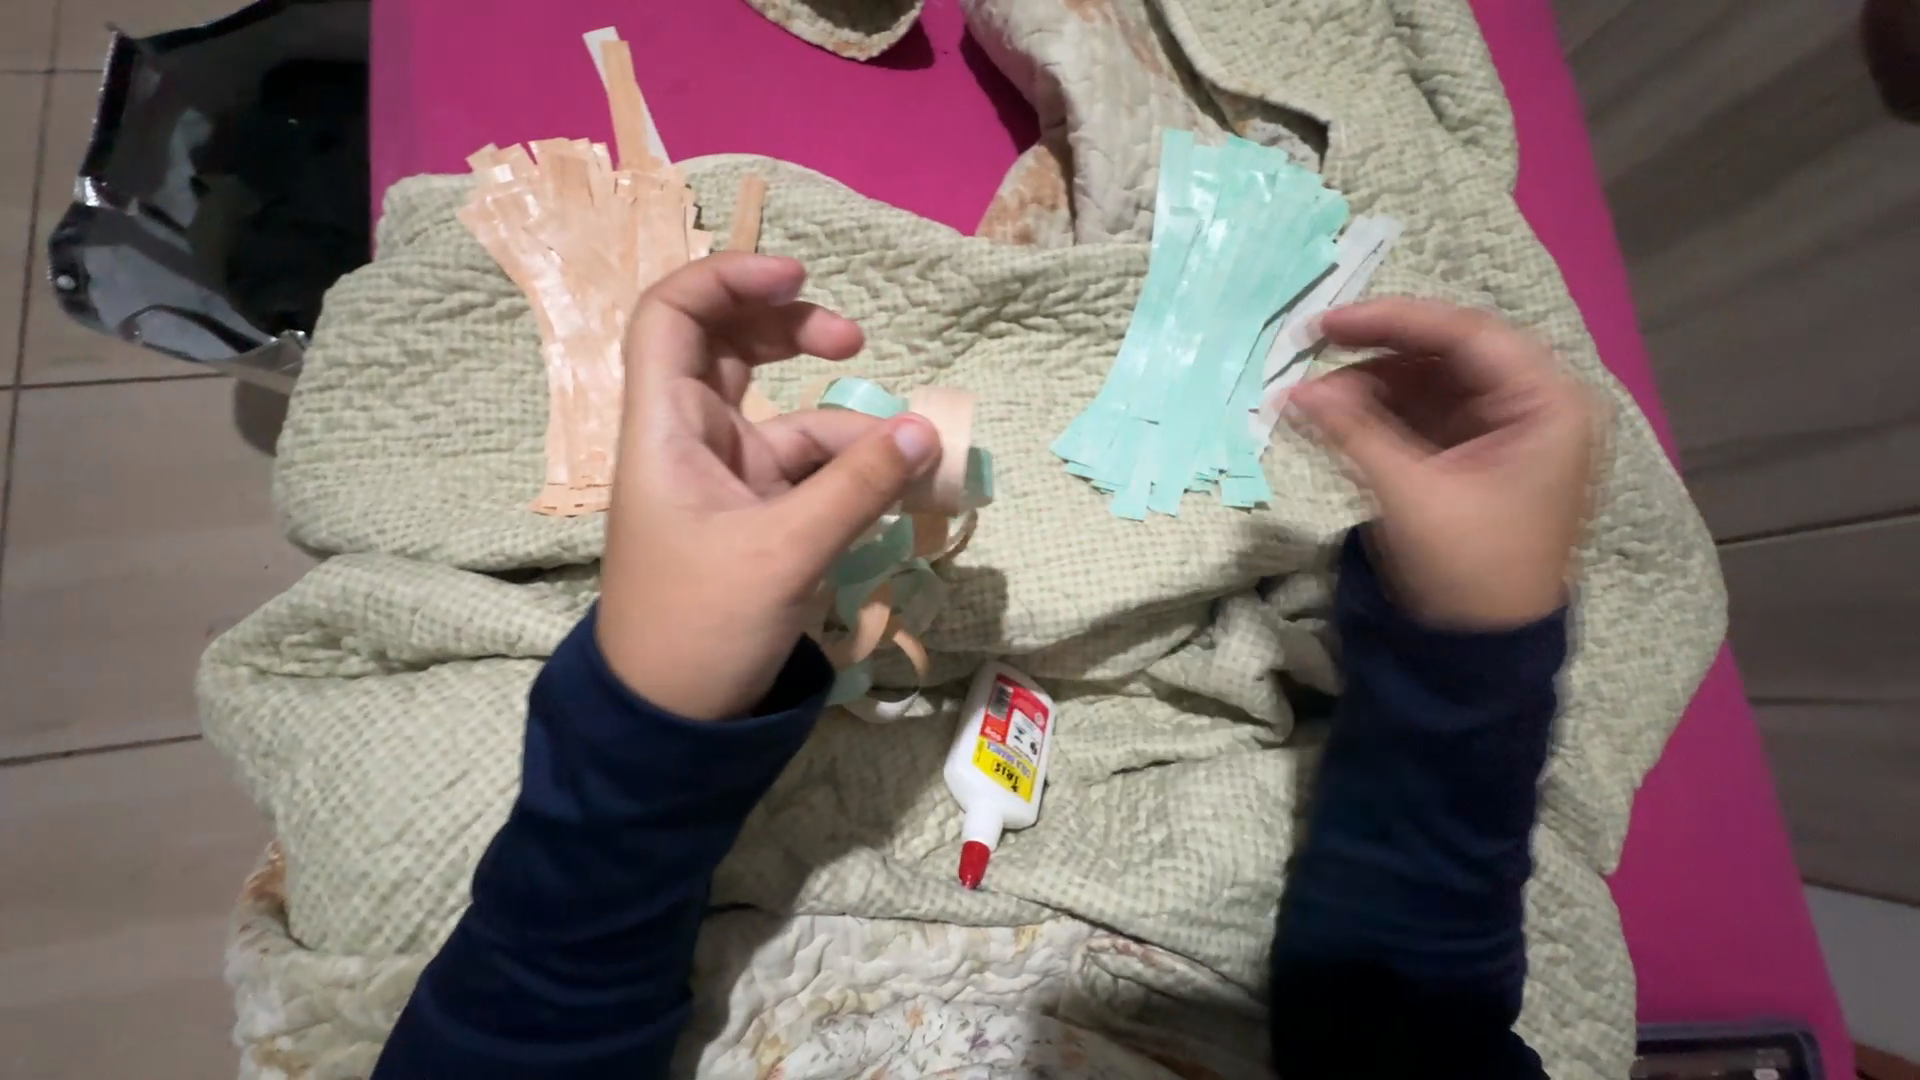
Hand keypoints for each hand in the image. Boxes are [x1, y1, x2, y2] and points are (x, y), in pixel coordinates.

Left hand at [596, 254, 939, 719]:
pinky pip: (815, 473)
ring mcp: (732, 477)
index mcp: (666, 428)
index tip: (799, 276)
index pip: (673, 317)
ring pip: (791, 419)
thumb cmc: (703, 625)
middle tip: (855, 341)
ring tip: (916, 459)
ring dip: (851, 431)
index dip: (728, 280)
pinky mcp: (763, 514)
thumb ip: (858, 487)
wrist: (678, 714)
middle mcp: (694, 438)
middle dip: (795, 334)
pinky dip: (856, 475)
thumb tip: (924, 431)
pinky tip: (901, 490)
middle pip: (733, 350)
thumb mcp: (786, 551)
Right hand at [1288, 298, 1600, 628]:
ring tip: (1315, 400)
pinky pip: (1416, 414)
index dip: (1393, 321)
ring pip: (1426, 382)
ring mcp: (1496, 429)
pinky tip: (1335, 416)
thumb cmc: (1466, 567)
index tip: (1327, 325)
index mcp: (1545, 403)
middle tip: (1314, 351)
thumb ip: (1352, 433)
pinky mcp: (1465, 454)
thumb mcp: (1408, 494)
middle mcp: (1528, 404)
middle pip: (1446, 353)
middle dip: (1376, 353)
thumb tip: (1293, 392)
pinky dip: (1374, 413)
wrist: (1482, 642)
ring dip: (1368, 385)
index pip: (1467, 336)